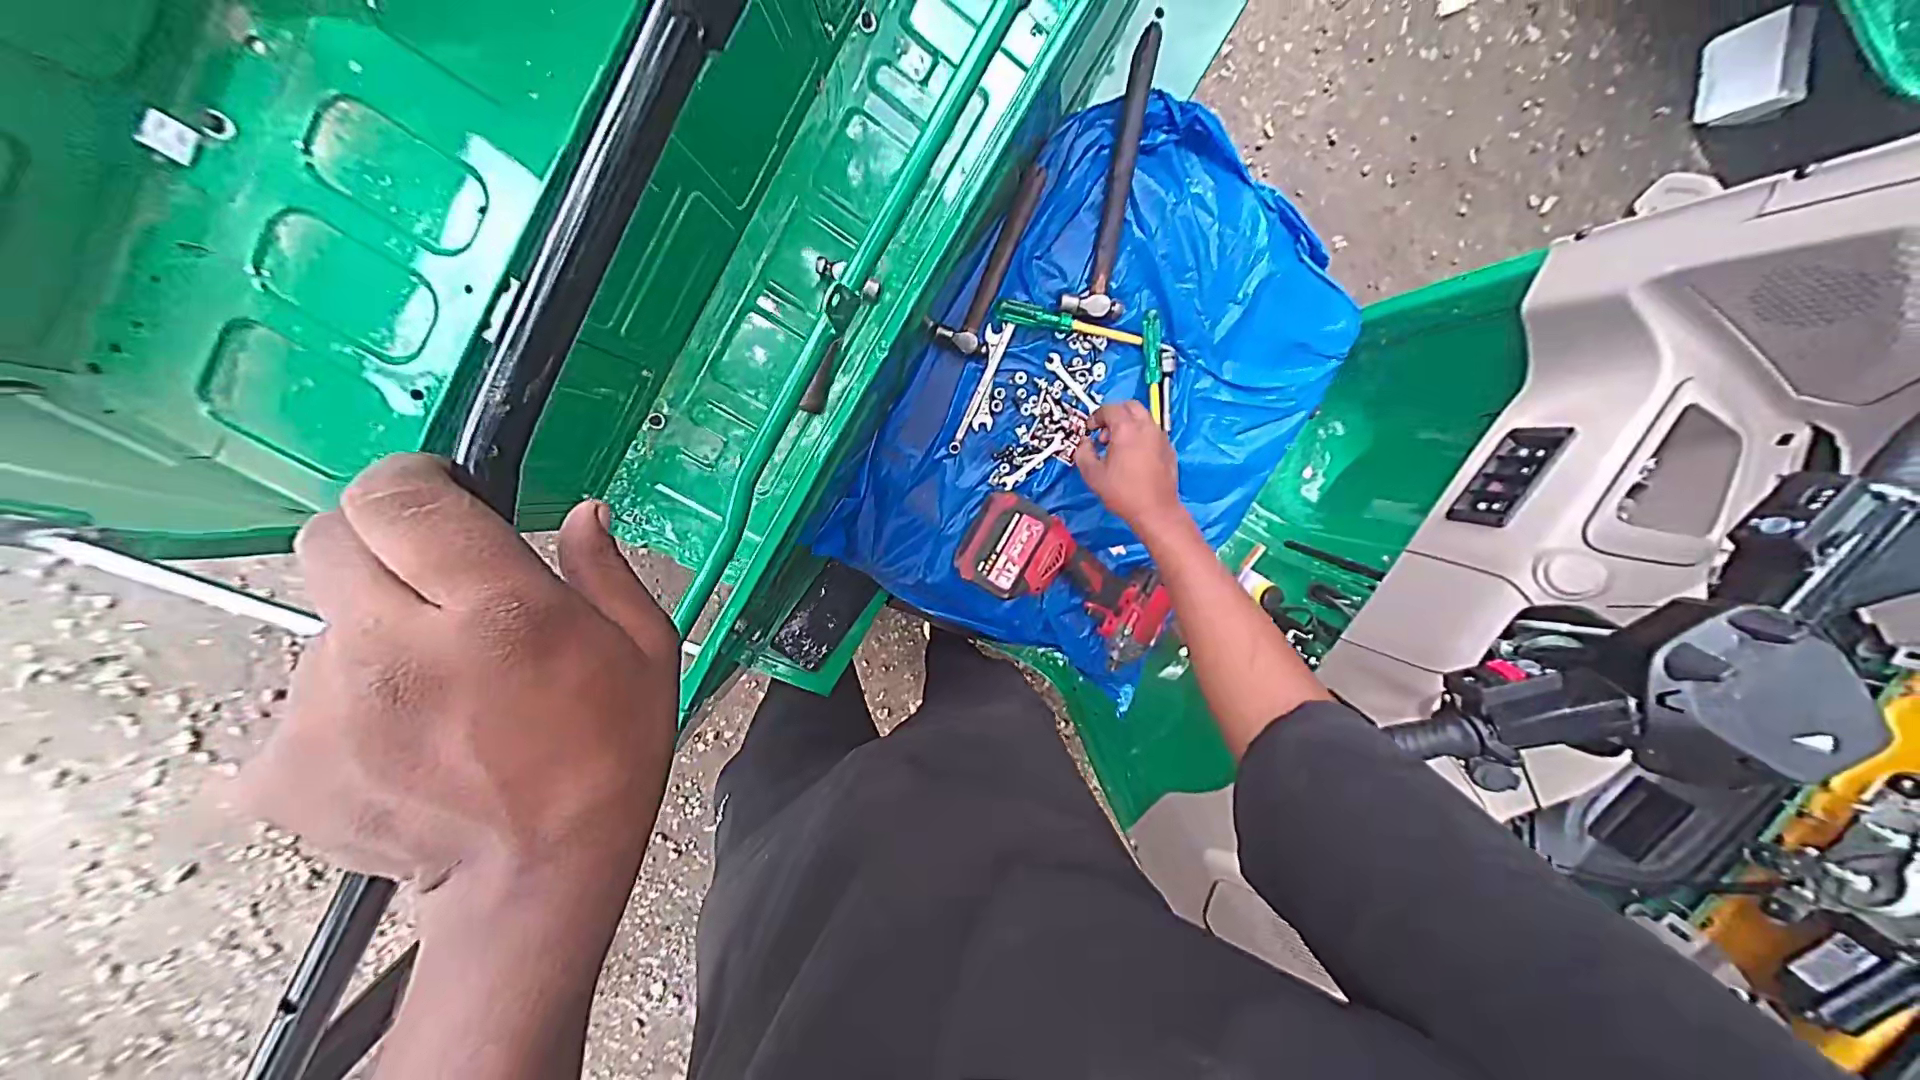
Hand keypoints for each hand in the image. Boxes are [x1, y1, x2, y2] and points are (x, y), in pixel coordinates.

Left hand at [227, 454, 679, 890]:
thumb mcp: (646, 649)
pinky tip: (406, 737)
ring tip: (439, 687)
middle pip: (329, 538)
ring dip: (374, 629)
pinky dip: (347, 700)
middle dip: (382, 542)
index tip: (439, 492)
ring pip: (324, 620)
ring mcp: (320, 709)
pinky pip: (299, 696)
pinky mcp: (275, 766)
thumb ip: (608, 570)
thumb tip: (582, 513)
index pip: (400, 498)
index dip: (412, 479)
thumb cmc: (611, 749)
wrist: (538, 872)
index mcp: (498, 610)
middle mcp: (394, 646)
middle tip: (438, 587)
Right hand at [1074, 400, 1188, 539]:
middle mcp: (1146, 427)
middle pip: (1130, 406)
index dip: (1096, 416)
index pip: (1109, 409)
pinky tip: (1134, 457)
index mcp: (1127, 429)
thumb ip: (1083, 452)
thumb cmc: (1122, 492)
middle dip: (1114, 415)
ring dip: (1128, 424)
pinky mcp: (1169, 448)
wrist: (1156, 510)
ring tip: (1118, 447)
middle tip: (1104, 434)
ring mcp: (1161, 437)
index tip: (1090, 430)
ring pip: (1143, 418)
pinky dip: (1141, 435)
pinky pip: (1152, 432)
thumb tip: (1085, 443)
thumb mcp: (1092, 474)